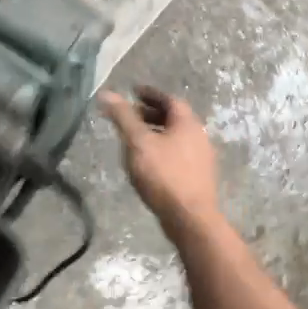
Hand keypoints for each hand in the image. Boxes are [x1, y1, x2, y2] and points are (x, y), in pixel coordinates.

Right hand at [99, 86, 219, 229]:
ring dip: (157, 132)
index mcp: (187, 123)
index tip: (133, 91)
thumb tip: (107, 93)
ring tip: (135, 137)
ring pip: (176, 136)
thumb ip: (123, 117)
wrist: (190, 217)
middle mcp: (198, 136)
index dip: (150, 94)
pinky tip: (148, 160)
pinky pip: (178, 152)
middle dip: (152, 113)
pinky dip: (162, 148)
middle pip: (174, 118)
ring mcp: (201, 157)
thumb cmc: (163, 175)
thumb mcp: (138, 143)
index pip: (169, 100)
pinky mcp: (198, 176)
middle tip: (130, 115)